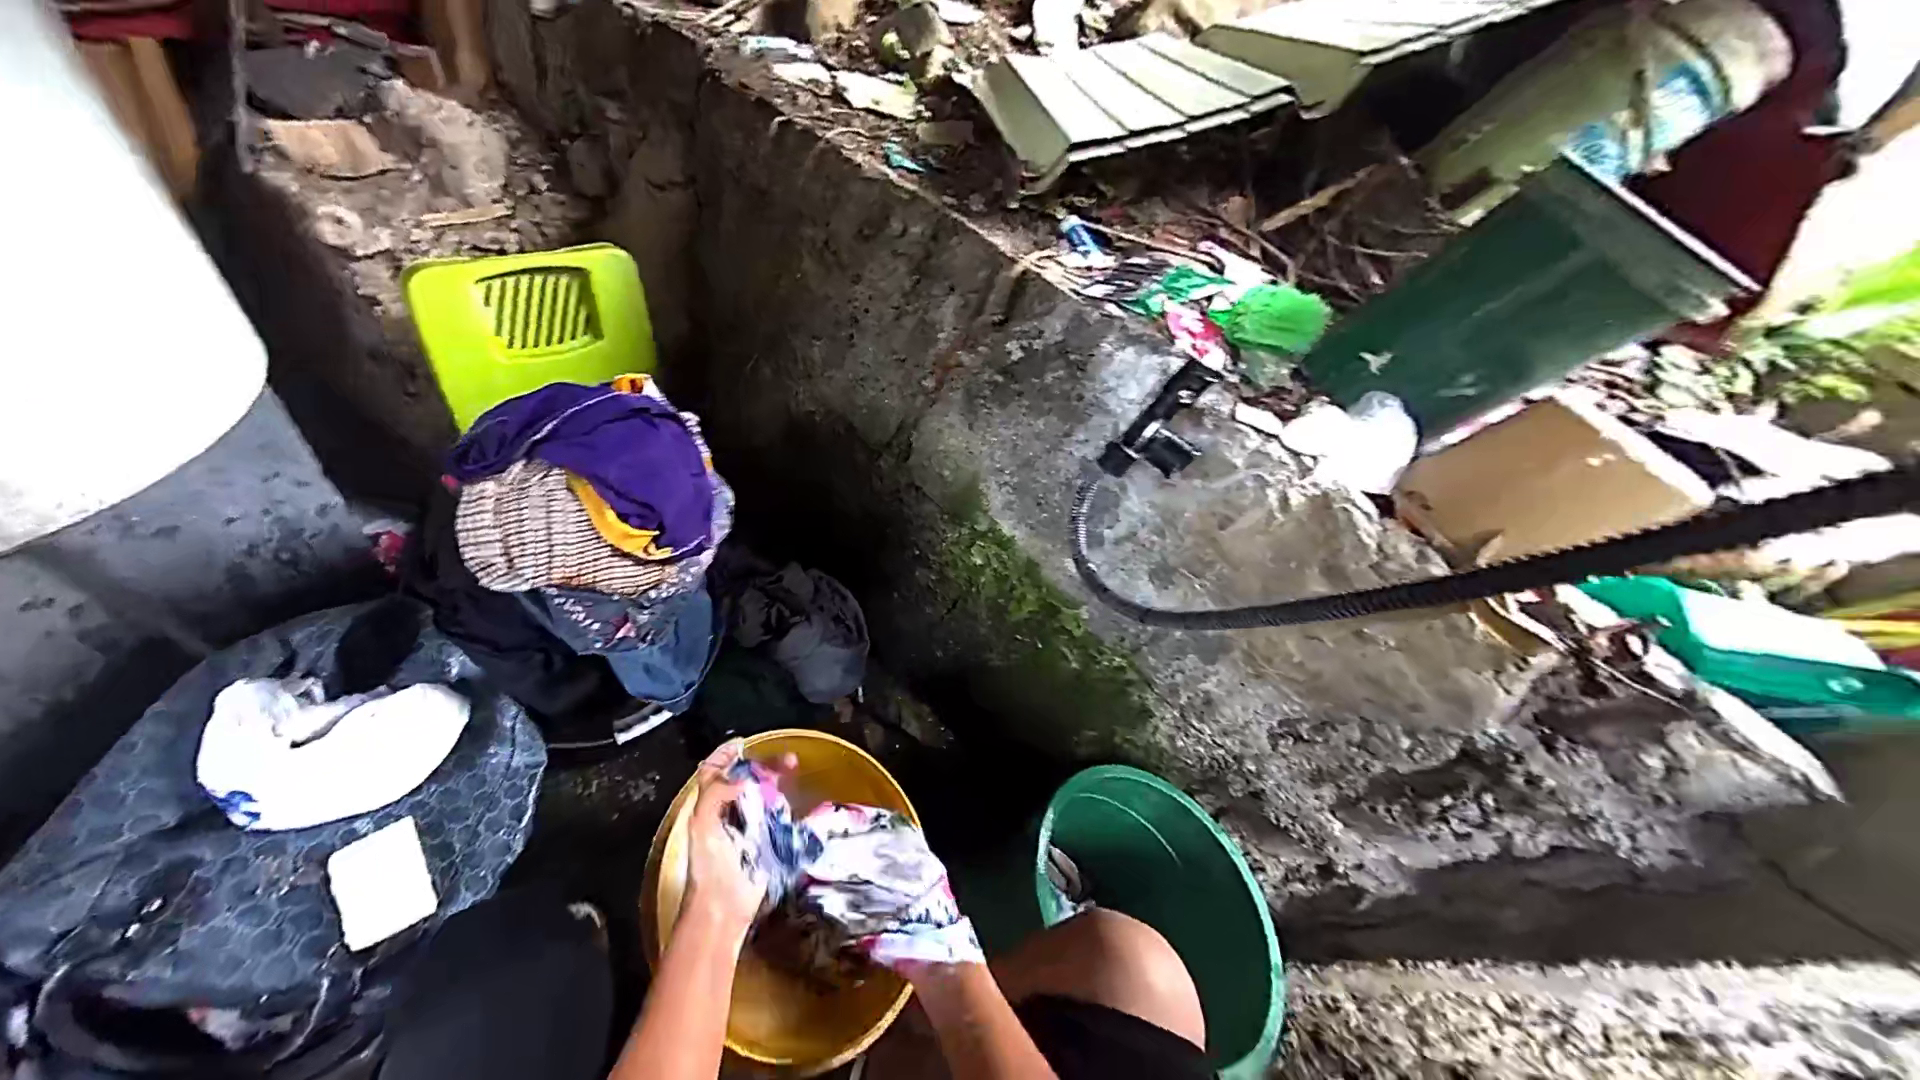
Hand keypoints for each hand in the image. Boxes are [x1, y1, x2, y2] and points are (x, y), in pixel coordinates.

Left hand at [679, 740, 790, 942]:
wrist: (725, 906)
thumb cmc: (709, 866)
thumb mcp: (703, 822)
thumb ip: (717, 791)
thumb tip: (743, 776)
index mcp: (709, 804)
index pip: (715, 770)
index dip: (728, 754)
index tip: (745, 743)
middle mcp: (729, 812)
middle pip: (747, 779)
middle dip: (765, 765)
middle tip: (786, 759)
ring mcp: (749, 826)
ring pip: (765, 794)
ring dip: (779, 781)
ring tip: (793, 772)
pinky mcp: (768, 841)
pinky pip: (780, 816)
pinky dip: (790, 804)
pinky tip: (798, 797)